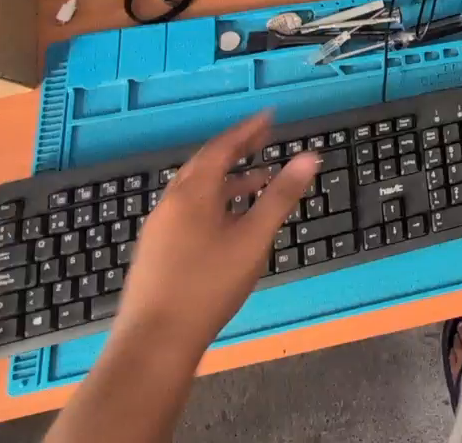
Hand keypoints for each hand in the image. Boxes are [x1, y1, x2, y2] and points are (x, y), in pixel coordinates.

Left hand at [114, 112, 318, 354]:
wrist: (152, 345)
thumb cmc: (208, 285)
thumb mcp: (254, 238)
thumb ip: (282, 195)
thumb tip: (309, 156)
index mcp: (192, 195)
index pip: (221, 148)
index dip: (247, 130)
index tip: (270, 116)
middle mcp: (171, 205)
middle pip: (205, 165)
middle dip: (236, 149)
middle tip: (264, 137)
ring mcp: (160, 230)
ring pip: (197, 190)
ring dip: (229, 177)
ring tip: (260, 178)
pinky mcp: (157, 252)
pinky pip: (190, 209)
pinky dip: (216, 199)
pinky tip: (233, 218)